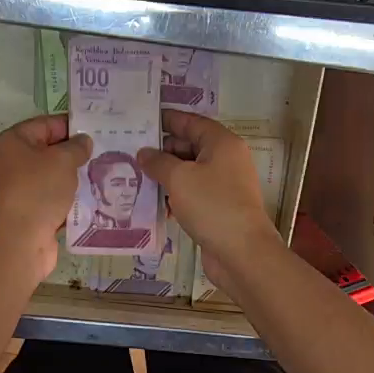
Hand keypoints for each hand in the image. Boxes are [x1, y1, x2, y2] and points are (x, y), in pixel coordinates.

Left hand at [0, 114, 91, 280]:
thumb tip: (83, 142)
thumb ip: (76, 147)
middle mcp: (13, 164)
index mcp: (13, 142)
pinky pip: (56, 202)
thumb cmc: (37, 192)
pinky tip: (96, 202)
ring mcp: (22, 192)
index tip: (99, 130)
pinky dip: (72, 202)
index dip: (72, 126)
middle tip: (108, 153)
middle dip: (77, 155)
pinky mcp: (32, 215)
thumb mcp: (61, 161)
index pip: (46, 125)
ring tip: (107, 176)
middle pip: (50, 152)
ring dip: (77, 180)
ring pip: (55, 179)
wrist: (18, 243)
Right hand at [138, 110, 282, 282]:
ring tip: (135, 178)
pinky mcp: (218, 210)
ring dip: (166, 176)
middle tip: (131, 154)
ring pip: (190, 174)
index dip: (167, 120)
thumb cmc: (212, 206)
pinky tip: (154, 204)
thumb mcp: (180, 178)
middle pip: (190, 147)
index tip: (142, 121)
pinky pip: (192, 196)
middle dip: (162, 151)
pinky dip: (175, 197)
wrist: (242, 252)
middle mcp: (226, 161)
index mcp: (222, 143)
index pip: (192, 122)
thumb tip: (144, 153)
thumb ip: (158, 162)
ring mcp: (224, 187)